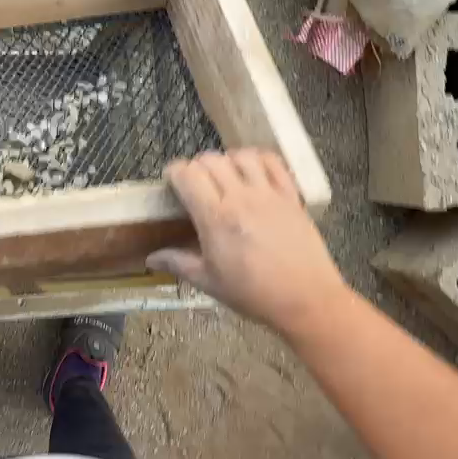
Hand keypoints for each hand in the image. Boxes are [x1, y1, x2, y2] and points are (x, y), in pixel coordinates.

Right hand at [149, 150, 351, 336]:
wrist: (307, 301)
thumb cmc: (253, 294)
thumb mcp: (209, 282)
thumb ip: (178, 263)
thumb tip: (150, 258)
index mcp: (215, 219)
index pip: (187, 175)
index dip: (174, 173)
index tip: (172, 183)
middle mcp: (240, 199)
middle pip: (210, 160)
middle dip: (196, 167)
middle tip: (195, 185)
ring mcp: (268, 194)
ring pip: (240, 156)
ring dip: (226, 161)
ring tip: (224, 177)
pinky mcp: (291, 196)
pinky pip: (272, 162)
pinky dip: (257, 159)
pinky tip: (252, 171)